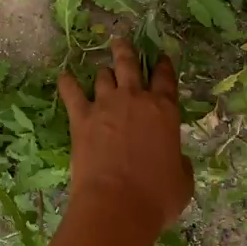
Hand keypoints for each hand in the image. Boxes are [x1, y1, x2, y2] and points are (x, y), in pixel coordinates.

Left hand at [58, 39, 193, 238]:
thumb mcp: (183, 181)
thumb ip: (180, 162)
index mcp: (165, 112)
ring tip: (101, 70)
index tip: (160, 56)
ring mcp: (106, 104)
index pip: (166, 79)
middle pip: (129, 64)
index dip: (163, 66)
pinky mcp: (82, 117)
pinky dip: (67, 84)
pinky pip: (71, 92)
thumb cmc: (157, 197)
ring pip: (103, 75)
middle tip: (120, 41)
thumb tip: (176, 158)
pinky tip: (63, 77)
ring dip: (103, 72)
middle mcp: (136, 99)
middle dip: (125, 50)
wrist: (118, 205)